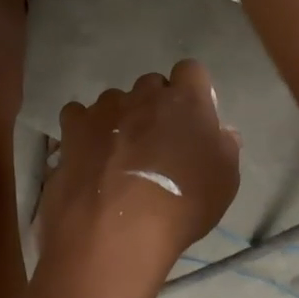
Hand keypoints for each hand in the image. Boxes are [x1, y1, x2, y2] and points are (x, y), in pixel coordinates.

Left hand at [39, 59, 240, 263]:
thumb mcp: (223, 183)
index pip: (192, 71)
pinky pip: (79, 115)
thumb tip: (221, 131)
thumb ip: (224, 148)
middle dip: (155, 106)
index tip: (192, 117)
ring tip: (120, 156)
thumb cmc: (181, 205)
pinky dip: (84, 129)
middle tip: (158, 142)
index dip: (193, 90)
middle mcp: (143, 93)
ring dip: (120, 118)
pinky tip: (89, 154)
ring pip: (116, 100)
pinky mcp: (75, 125)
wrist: (117, 227)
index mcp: (184, 100)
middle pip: (152, 85)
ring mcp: (105, 106)